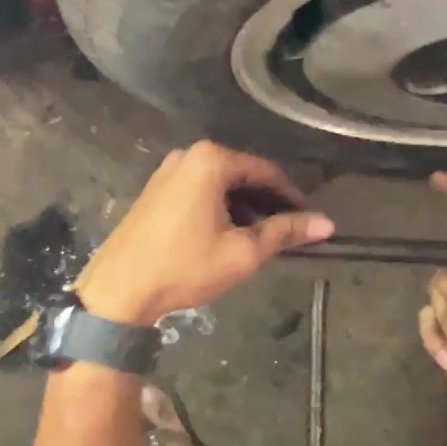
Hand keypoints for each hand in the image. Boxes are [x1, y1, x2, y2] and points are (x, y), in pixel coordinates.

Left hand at [76, 141, 333, 325]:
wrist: (119, 290)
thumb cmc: (184, 266)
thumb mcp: (242, 252)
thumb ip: (285, 232)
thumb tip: (327, 223)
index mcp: (211, 160)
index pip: (266, 171)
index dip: (291, 196)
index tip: (308, 220)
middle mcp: (188, 155)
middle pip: (242, 175)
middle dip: (266, 202)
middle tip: (286, 232)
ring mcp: (167, 171)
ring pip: (220, 184)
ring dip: (243, 207)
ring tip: (260, 238)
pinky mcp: (155, 190)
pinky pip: (199, 191)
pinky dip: (219, 208)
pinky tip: (228, 235)